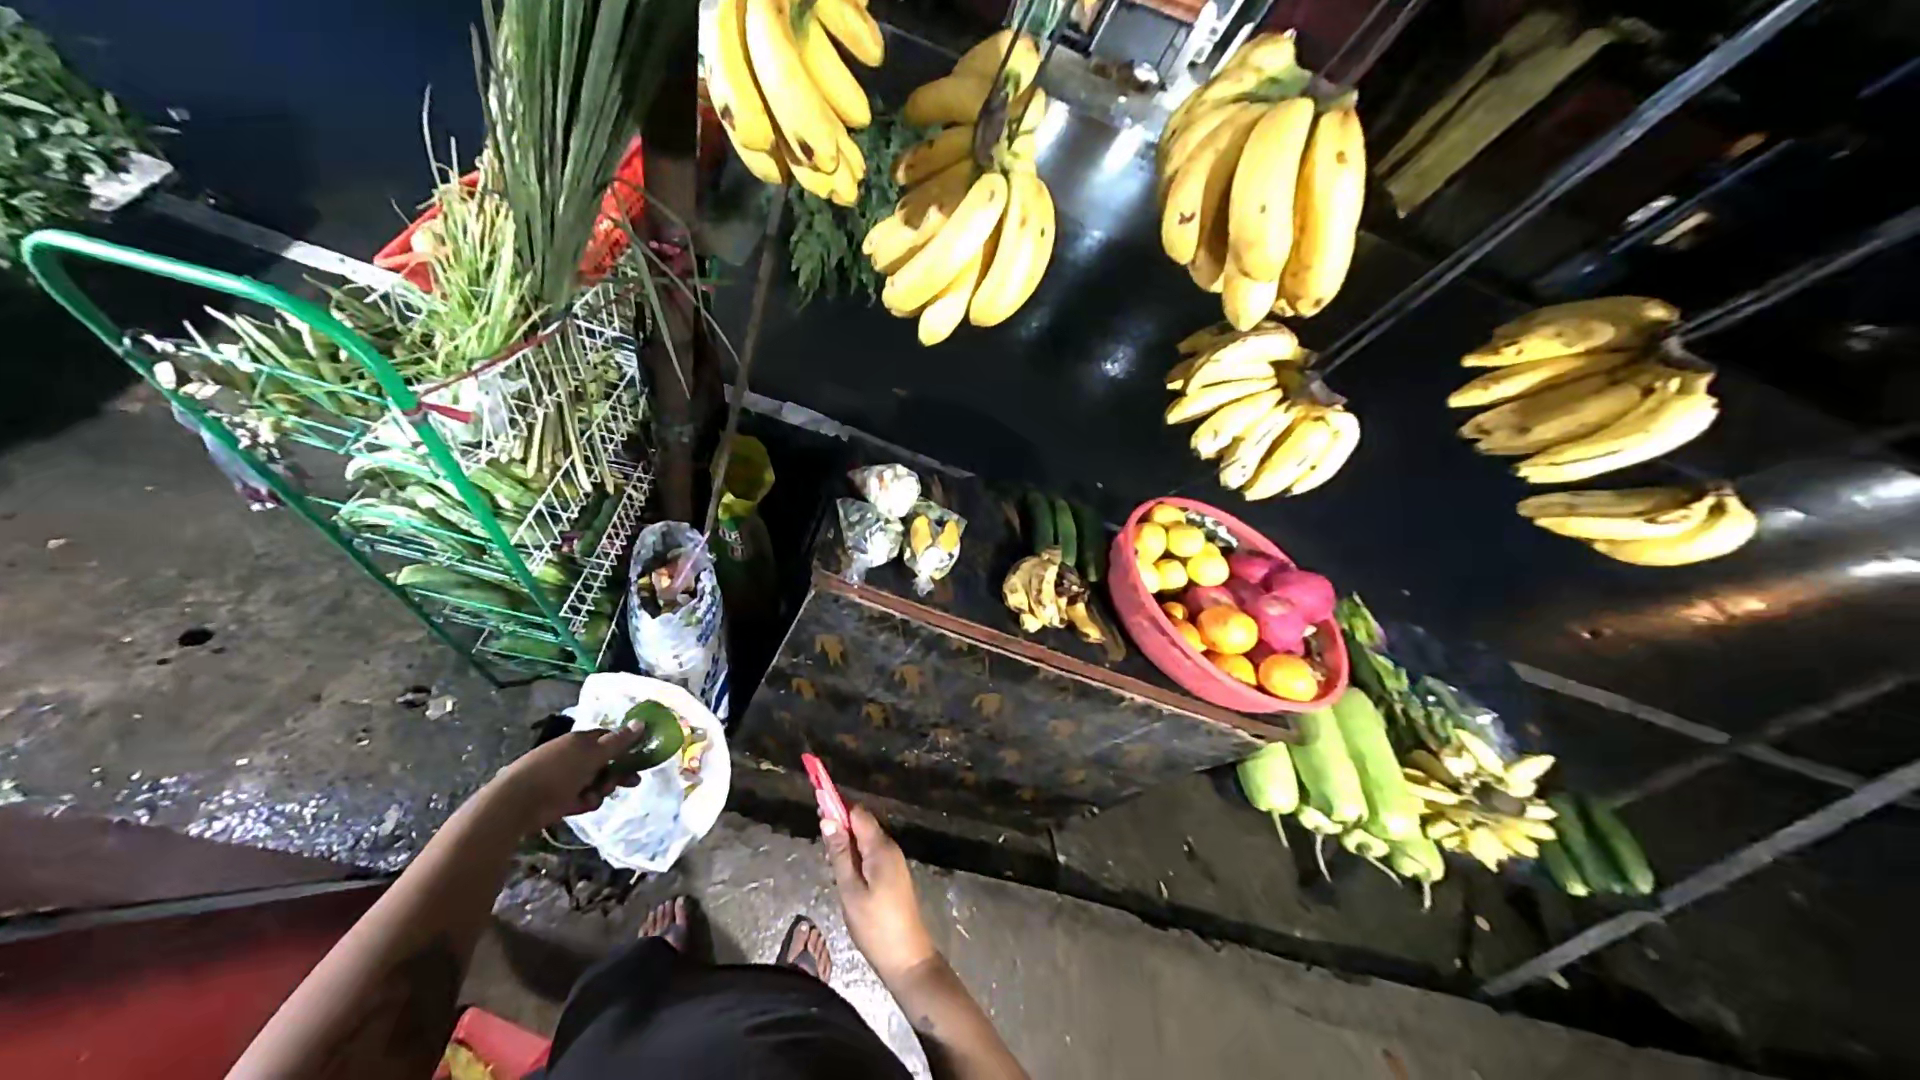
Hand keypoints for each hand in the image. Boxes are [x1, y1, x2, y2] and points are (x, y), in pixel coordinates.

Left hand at [487, 727, 644, 831]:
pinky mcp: (559, 798)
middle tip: (631, 783)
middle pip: (605, 762)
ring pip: (596, 781)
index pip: (608, 738)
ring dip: (601, 789)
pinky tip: (581, 805)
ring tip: (595, 796)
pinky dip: (585, 802)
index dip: (625, 747)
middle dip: (618, 773)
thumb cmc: (558, 772)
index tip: (640, 757)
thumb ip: (619, 741)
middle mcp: (573, 756)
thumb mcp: (593, 754)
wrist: (516, 803)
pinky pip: (582, 798)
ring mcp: (565, 777)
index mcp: (580, 741)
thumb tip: (641, 721)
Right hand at [823, 805, 938, 983]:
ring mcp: (893, 861)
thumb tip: (827, 818)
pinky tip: (843, 870)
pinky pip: (871, 853)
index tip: (816, 805)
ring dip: (847, 840)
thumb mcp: (850, 889)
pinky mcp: (893, 874)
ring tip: (827, 855)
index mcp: (881, 847)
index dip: (837, 806)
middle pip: (863, 824)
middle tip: (818, 838)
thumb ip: (840, 853)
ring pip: (866, 839)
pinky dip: (855, 854)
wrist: (906, 957)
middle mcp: (890, 848)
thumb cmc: (874, 925)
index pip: (858, 813)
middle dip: (840, 823)